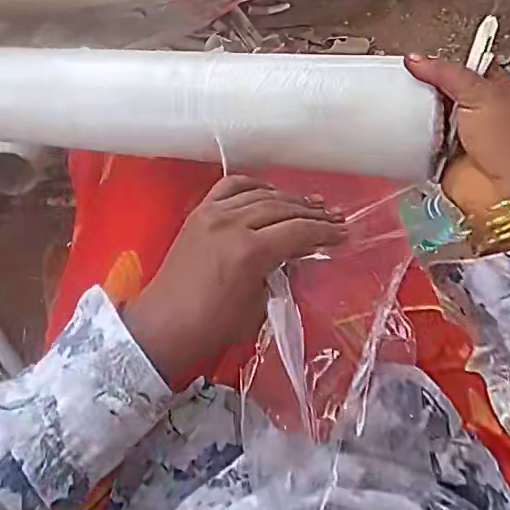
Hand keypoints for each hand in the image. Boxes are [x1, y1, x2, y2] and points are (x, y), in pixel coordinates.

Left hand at [122, 176, 346, 383]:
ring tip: (310, 203)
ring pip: (258, 194)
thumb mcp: (259, 304)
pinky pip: (229, 187)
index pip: (297, 231)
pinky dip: (252, 185)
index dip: (324, 231)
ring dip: (286, 197)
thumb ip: (280, 271)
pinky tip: (269, 191)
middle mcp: (230, 224)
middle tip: (334, 217)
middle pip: (281, 208)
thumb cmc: (214, 325)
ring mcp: (212, 214)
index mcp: (248, 251)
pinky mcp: (199, 212)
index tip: (343, 233)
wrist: (166, 324)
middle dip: (311, 213)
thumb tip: (296, 252)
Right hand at [404, 56, 509, 227]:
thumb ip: (447, 73)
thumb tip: (417, 60)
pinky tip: (403, 130)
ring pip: (428, 115)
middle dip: (423, 90)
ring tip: (401, 106)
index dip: (440, 64)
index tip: (416, 62)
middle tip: (405, 83)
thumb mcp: (483, 95)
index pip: (463, 68)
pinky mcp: (444, 156)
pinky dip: (410, 137)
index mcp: (499, 91)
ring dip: (416, 114)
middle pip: (441, 92)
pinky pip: (419, 140)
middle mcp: (481, 113)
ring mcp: (462, 136)